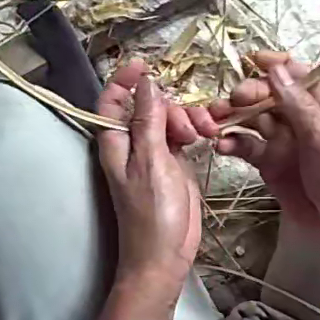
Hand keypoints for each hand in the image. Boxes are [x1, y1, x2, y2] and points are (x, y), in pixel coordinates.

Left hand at [97, 59, 201, 292]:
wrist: (165, 255)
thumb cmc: (152, 213)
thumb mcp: (152, 162)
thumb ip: (149, 121)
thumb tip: (147, 85)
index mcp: (116, 142)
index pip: (112, 100)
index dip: (124, 80)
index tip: (146, 65)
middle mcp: (133, 144)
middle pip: (148, 107)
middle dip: (171, 105)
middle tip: (190, 125)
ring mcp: (154, 155)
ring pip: (169, 120)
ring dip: (188, 119)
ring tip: (203, 134)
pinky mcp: (174, 166)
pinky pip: (182, 137)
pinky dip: (194, 132)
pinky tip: (208, 137)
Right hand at [188, 54, 319, 257]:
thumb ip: (299, 105)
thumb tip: (277, 68)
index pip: (298, 76)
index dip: (276, 66)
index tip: (251, 60)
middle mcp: (303, 123)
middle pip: (270, 98)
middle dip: (248, 95)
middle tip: (230, 101)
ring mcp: (286, 146)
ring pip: (255, 123)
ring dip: (234, 119)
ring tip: (215, 121)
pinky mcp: (273, 169)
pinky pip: (249, 150)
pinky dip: (234, 145)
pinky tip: (222, 146)